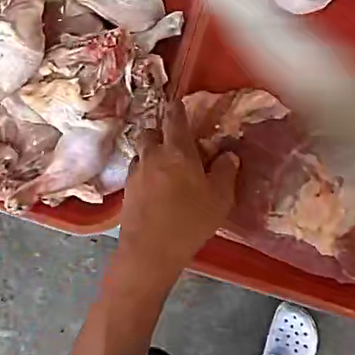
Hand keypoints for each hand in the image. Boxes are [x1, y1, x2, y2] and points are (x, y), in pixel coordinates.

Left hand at [112, 100, 238, 291]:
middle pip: (151, 132)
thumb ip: (225, 172)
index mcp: (177, 151)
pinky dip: (146, 174)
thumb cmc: (190, 221)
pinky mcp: (127, 192)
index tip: (178, 103)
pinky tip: (156, 189)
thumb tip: (228, 155)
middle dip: (160, 132)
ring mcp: (136, 173)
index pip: (175, 119)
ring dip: (151, 154)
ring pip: (142, 153)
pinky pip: (137, 173)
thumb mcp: (220, 198)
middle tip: (175, 143)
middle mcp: (152, 156)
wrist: (150, 251)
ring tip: (166, 168)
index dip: (178, 109)